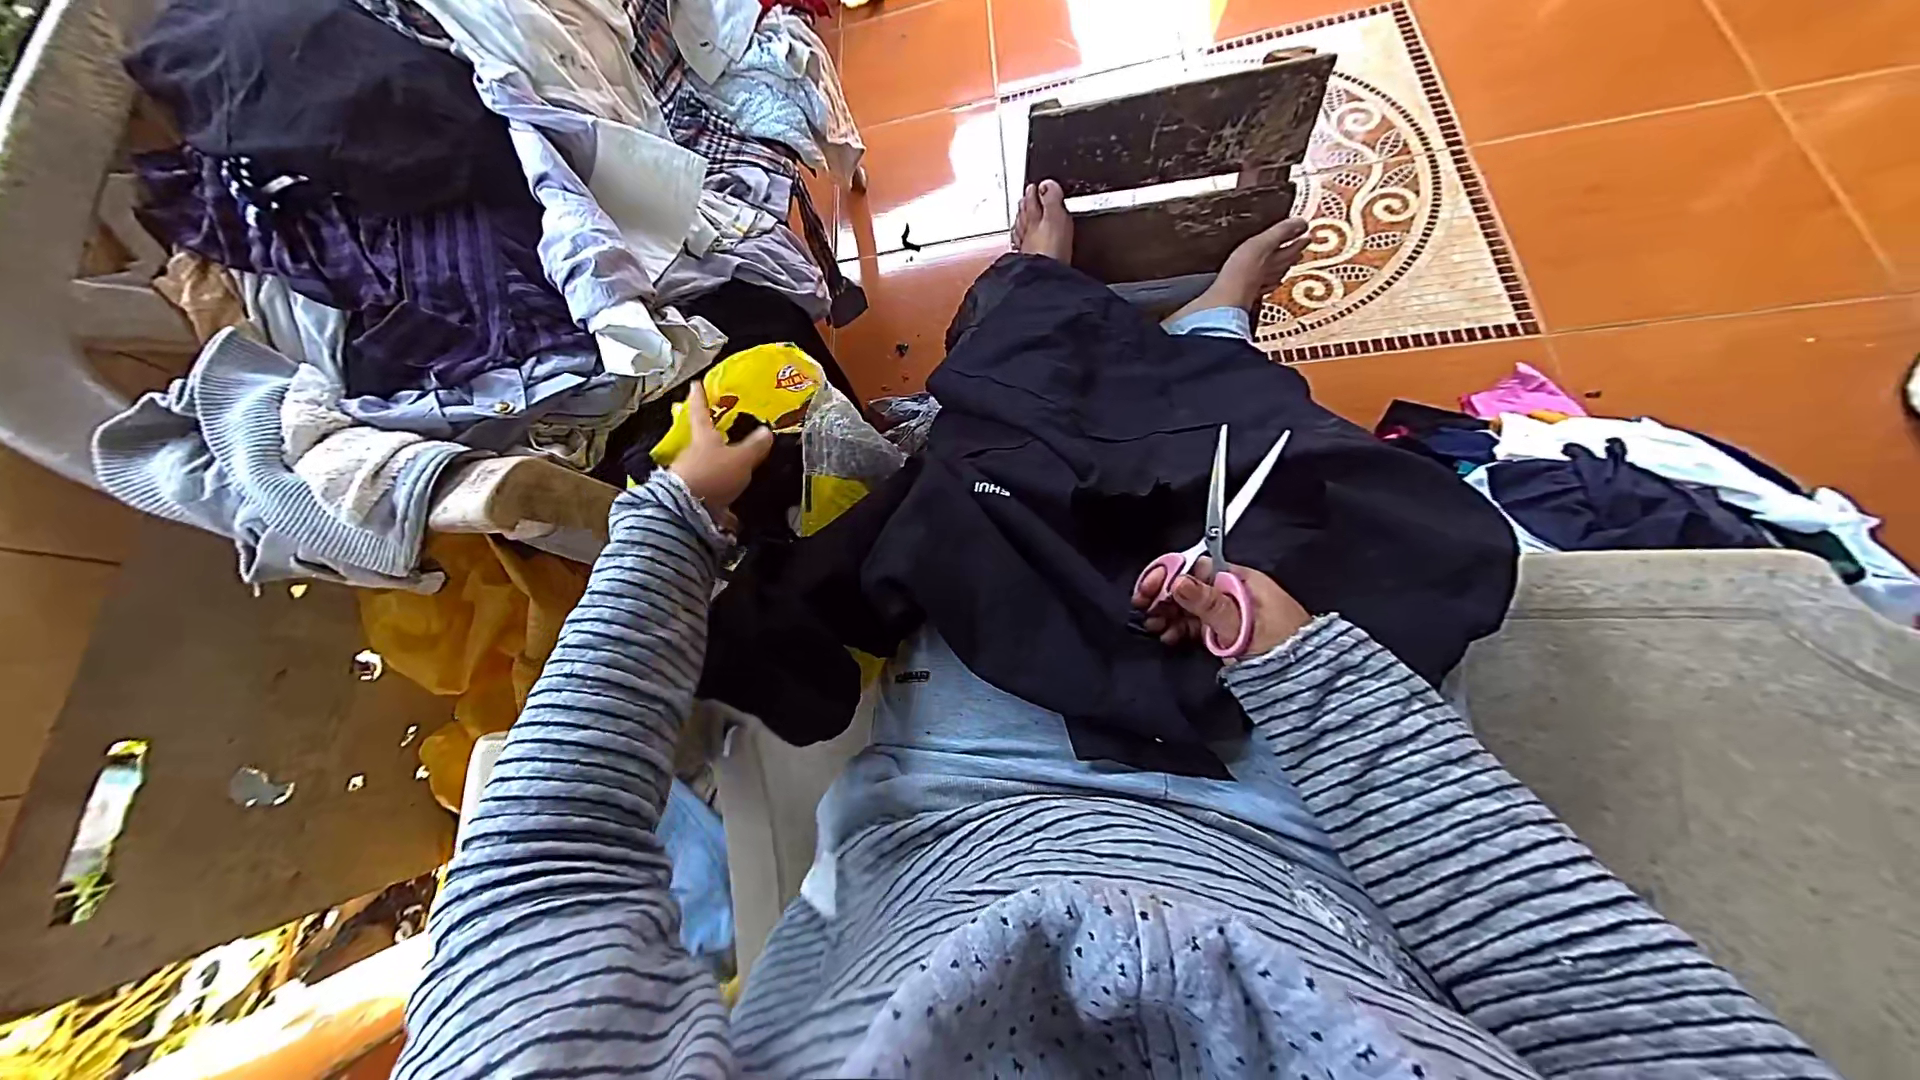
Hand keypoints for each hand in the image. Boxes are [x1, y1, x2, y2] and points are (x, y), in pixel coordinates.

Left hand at [669, 381, 775, 520]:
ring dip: (719, 467)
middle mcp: (694, 453)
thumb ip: (755, 446)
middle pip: (703, 440)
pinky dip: (723, 495)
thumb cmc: (713, 475)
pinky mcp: (694, 496)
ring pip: (707, 465)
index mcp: (703, 437)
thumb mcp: (741, 459)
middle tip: (724, 431)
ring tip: (737, 470)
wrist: (688, 510)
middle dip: (713, 436)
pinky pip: (712, 491)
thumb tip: (766, 430)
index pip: (701, 412)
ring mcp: (692, 475)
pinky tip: (735, 505)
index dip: (700, 397)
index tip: (695, 384)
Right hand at [1132, 557, 1310, 659]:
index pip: (1195, 568)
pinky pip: (1193, 623)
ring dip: (1166, 613)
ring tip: (1154, 627)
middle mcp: (1231, 591)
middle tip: (1143, 609)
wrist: (1304, 681)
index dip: (1168, 576)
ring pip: (1187, 605)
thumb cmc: (1278, 647)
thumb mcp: (1241, 624)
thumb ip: (1208, 602)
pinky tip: (1168, 636)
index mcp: (1239, 579)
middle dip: (1162, 596)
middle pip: (1187, 585)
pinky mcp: (1224, 630)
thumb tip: (1178, 581)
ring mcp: (1227, 611)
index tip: (1148, 590)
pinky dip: (1178, 627)